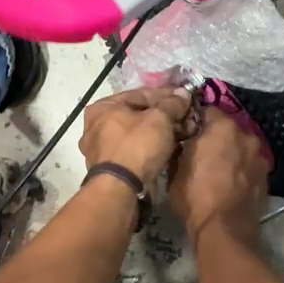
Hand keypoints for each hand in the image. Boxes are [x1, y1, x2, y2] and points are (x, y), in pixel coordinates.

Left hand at [78, 87, 193, 182]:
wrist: (121, 188)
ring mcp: (101, 149)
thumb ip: (172, 104)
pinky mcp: (110, 169)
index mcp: (103, 107)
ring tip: (183, 133)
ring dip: (161, 133)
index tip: (185, 97)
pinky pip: (135, 151)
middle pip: (138, 115)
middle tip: (187, 118)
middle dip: (165, 116)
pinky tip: (170, 147)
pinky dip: (152, 148)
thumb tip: (183, 93)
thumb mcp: (159, 118)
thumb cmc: (137, 145)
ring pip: (137, 134)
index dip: (167, 95)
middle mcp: (96, 126)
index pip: (141, 94)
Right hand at [169, 106, 270, 243]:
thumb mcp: (174, 170)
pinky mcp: (267, 177)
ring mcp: (260, 156)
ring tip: (220, 170)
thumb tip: (182, 141)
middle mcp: (246, 135)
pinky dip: (243, 170)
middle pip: (228, 129)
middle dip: (216, 137)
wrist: (225, 230)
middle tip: (202, 152)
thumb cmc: (195, 197)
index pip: (206, 110)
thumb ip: (180, 147)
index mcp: (222, 127)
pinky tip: (233, 184)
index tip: (187, 132)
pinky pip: (250, 166)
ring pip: (242, 148)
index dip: (195, 120)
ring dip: (232, 153)